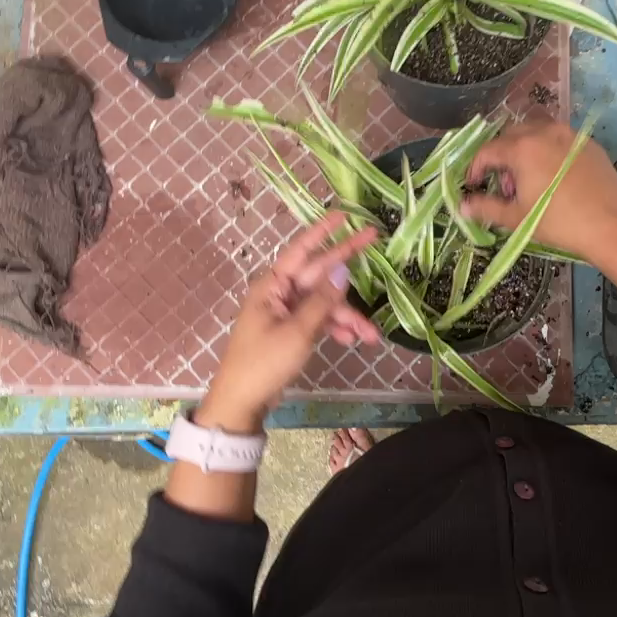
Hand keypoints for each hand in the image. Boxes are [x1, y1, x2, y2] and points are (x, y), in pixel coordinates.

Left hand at [197, 212, 379, 432]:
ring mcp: (285, 313)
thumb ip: (322, 301)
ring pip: (323, 303)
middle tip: (374, 241)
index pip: (301, 250)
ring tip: (371, 335)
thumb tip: (343, 270)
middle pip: (318, 275)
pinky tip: (352, 341)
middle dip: (347, 273)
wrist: (241, 401)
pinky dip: (334, 329)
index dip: (322, 231)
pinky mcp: (290, 331)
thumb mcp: (297, 331)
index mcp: (272, 286)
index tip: (344, 215)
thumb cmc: (264, 362)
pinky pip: (318, 321)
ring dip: (347, 316)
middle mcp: (278, 293)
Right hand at [459, 121, 616, 298]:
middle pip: (511, 136)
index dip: (475, 168)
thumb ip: (485, 207)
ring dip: (524, 151)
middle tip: (505, 187)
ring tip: (530, 181)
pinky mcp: (589, 143)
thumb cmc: (559, 222)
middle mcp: (545, 132)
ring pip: (536, 133)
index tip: (474, 186)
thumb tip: (463, 206)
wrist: (610, 224)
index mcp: (522, 148)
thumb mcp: (516, 218)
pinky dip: (547, 152)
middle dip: (501, 158)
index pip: (487, 151)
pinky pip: (559, 140)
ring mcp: (570, 135)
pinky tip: (554, 178)